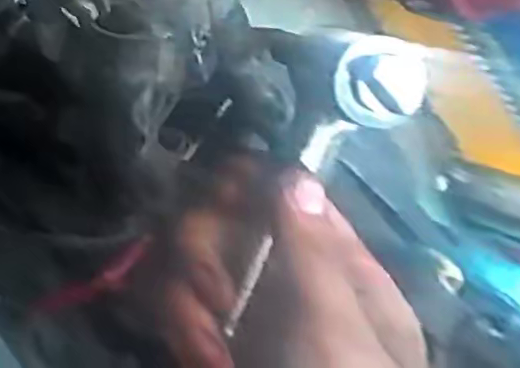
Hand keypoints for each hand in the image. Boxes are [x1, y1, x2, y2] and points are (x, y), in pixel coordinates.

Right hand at [159, 159, 424, 367]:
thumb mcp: (342, 336)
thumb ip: (312, 253)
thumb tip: (293, 170)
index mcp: (338, 272)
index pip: (285, 193)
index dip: (247, 179)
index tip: (218, 185)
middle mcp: (285, 275)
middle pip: (221, 215)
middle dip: (205, 252)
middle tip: (213, 292)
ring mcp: (248, 303)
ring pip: (189, 253)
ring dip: (189, 301)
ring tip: (207, 351)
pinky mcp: (214, 328)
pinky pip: (178, 296)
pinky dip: (184, 328)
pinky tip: (203, 360)